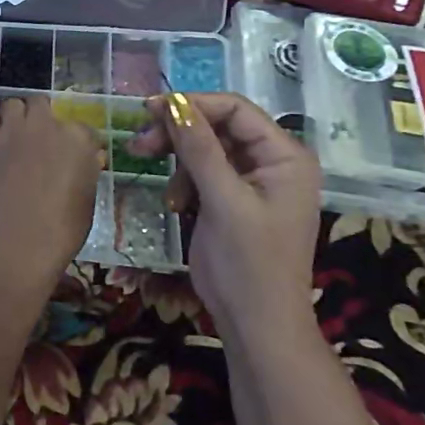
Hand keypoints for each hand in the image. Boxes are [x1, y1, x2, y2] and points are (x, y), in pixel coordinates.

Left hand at [0, 95, 101, 280]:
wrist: (22, 236)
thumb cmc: (64, 225)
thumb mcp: (88, 197)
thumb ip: (87, 170)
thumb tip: (89, 159)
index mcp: (79, 138)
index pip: (82, 128)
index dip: (78, 141)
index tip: (74, 154)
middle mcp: (47, 125)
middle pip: (42, 104)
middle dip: (42, 117)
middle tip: (40, 139)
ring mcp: (15, 130)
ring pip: (13, 104)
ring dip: (15, 116)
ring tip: (15, 135)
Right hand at [129, 93, 321, 332]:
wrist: (255, 321)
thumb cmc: (248, 262)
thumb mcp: (223, 202)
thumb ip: (199, 150)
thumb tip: (172, 103)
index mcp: (284, 156)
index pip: (236, 110)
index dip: (193, 104)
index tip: (149, 111)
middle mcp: (271, 162)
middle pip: (217, 128)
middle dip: (179, 135)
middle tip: (139, 146)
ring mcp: (251, 182)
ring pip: (205, 150)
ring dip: (178, 163)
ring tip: (165, 192)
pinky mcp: (231, 201)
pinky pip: (202, 175)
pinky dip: (183, 184)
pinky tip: (175, 205)